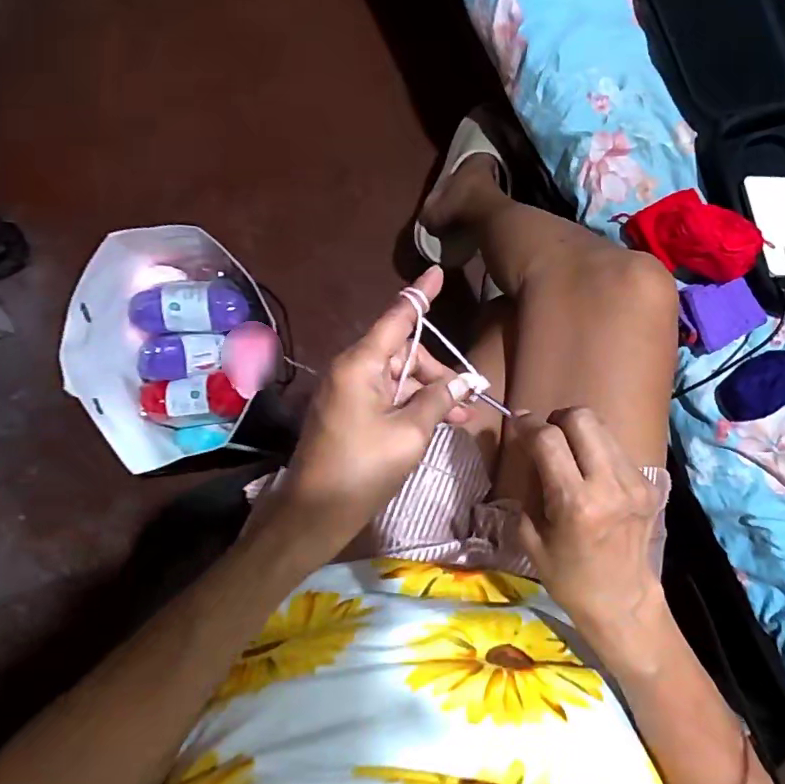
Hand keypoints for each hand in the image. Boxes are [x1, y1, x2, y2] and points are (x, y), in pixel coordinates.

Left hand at [275, 267, 474, 549]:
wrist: (315, 513)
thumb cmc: (363, 469)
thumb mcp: (410, 433)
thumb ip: (438, 399)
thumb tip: (464, 382)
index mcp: (361, 364)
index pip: (397, 317)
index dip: (420, 295)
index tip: (438, 270)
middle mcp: (352, 369)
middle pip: (404, 353)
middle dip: (438, 371)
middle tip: (470, 397)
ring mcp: (349, 391)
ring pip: (399, 377)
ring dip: (430, 393)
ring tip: (464, 416)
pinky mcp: (350, 412)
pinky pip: (388, 396)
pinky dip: (413, 405)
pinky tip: (442, 422)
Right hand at [512, 408, 666, 635]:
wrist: (624, 602)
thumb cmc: (570, 578)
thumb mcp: (532, 539)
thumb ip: (527, 491)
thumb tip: (526, 451)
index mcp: (576, 503)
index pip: (549, 439)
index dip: (529, 425)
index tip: (519, 425)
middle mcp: (610, 486)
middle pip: (582, 418)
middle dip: (558, 419)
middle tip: (548, 437)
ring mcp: (635, 483)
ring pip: (603, 428)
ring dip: (580, 433)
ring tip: (570, 453)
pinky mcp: (650, 486)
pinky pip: (618, 450)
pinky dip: (599, 452)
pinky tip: (592, 474)